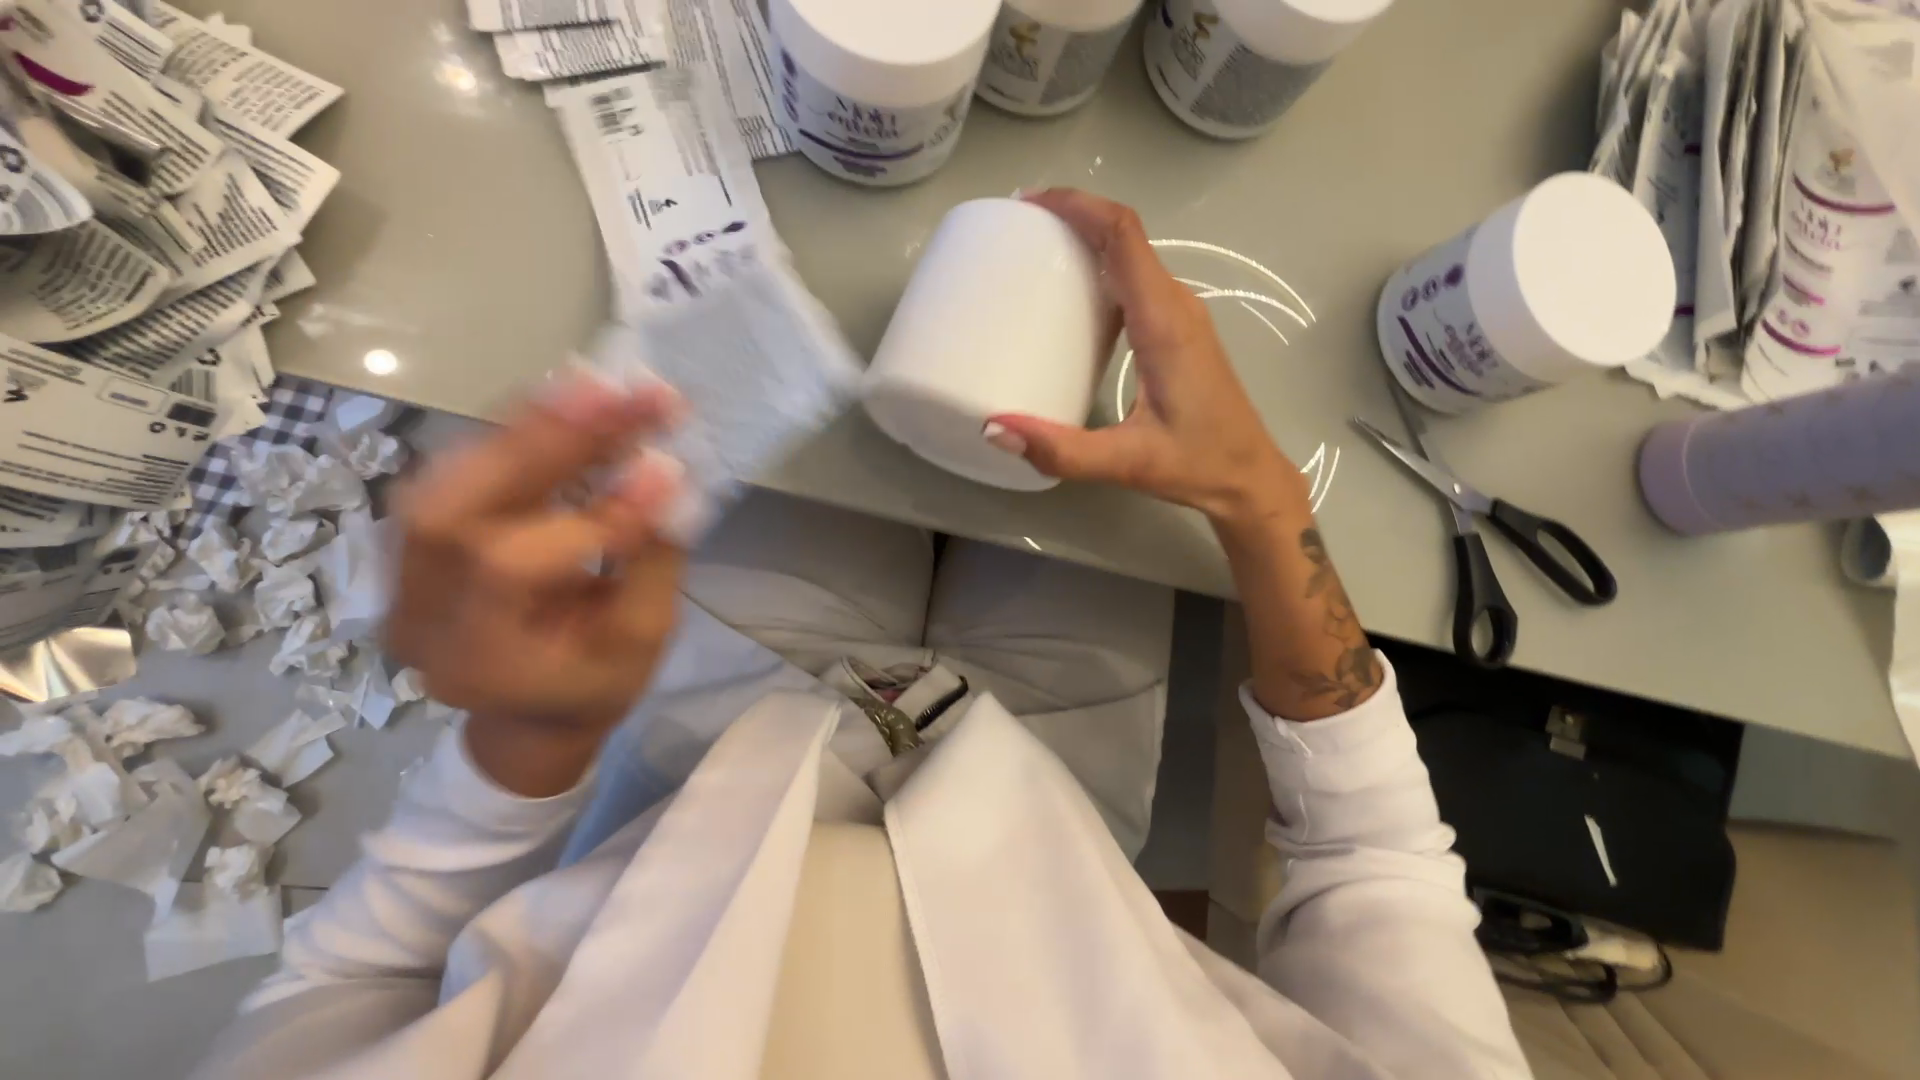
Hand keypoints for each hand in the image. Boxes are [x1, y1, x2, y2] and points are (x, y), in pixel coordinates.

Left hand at [386, 374, 687, 793]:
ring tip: (597, 387)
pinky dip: (510, 433)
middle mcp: (420, 614)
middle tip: (617, 393)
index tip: (666, 469)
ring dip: (523, 426)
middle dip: (539, 441)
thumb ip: (652, 561)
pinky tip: (565, 403)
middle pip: (451, 509)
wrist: (530, 714)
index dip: (591, 515)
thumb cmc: (596, 684)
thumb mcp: (642, 640)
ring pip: (443, 479)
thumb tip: (668, 477)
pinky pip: (454, 472)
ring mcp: (403, 575)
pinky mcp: (416, 541)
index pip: (513, 569)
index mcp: (477, 660)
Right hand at [983, 188, 1303, 527]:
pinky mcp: (1180, 332)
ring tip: (1035, 256)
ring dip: (1088, 241)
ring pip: (1133, 256)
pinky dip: (1102, 271)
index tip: (1030, 204)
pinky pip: (1138, 282)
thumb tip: (993, 428)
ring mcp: (1182, 316)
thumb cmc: (1198, 464)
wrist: (1250, 478)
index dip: (1078, 206)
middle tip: (1018, 232)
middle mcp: (1176, 305)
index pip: (1123, 236)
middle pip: (1126, 236)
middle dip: (1074, 218)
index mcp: (1164, 322)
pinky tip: (1072, 300)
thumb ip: (1061, 450)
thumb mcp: (1126, 462)